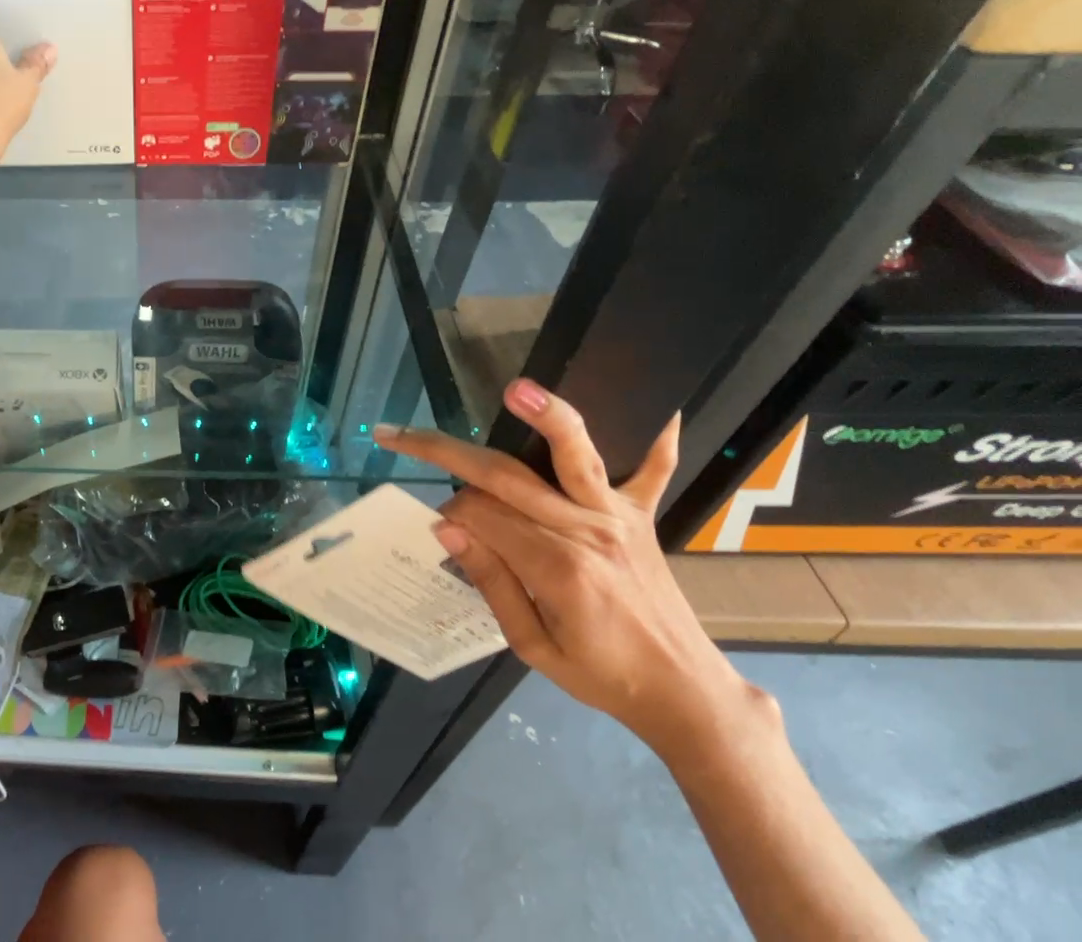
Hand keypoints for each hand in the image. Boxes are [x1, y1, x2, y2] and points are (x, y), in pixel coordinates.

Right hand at [375, 379, 765, 762]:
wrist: (683, 691)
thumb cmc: (601, 676)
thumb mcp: (533, 645)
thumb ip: (492, 582)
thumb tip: (447, 529)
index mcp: (556, 567)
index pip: (480, 515)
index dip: (448, 513)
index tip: (435, 527)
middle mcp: (587, 530)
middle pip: (506, 476)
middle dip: (446, 451)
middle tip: (398, 435)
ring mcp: (619, 518)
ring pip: (576, 456)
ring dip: (546, 419)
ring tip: (517, 389)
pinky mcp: (643, 518)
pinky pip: (655, 471)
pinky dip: (657, 440)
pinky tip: (659, 407)